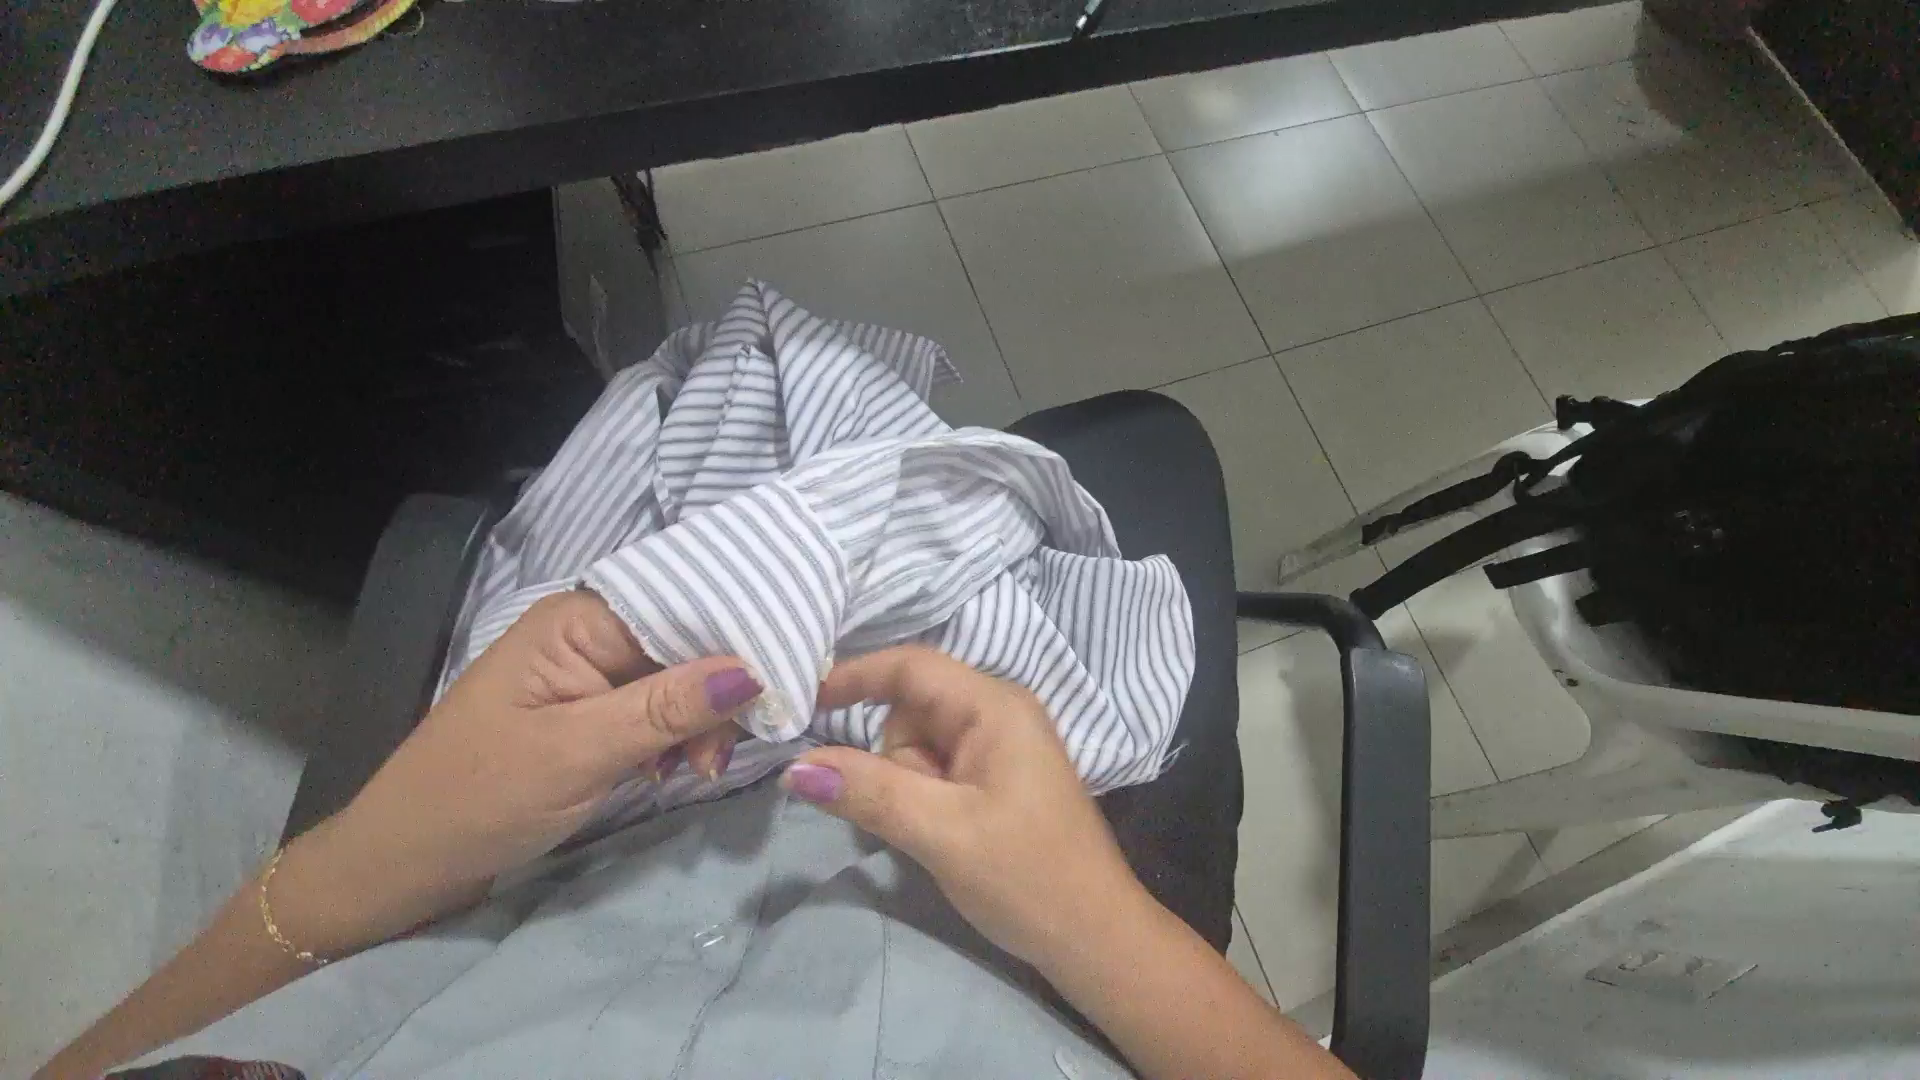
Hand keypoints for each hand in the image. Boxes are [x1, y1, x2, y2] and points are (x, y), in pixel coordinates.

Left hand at [283, 589, 762, 953]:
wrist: (404, 865)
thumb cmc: (477, 799)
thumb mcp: (577, 754)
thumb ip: (667, 708)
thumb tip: (753, 671)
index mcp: (578, 620)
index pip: (681, 607)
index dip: (734, 637)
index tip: (781, 680)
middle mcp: (593, 632)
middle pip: (689, 641)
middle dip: (720, 692)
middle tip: (724, 752)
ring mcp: (597, 671)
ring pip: (684, 677)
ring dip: (703, 722)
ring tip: (698, 768)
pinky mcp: (601, 708)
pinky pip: (666, 706)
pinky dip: (683, 737)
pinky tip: (679, 767)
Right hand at [780, 645, 1146, 967]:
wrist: (1095, 938)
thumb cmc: (1027, 877)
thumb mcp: (941, 833)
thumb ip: (869, 792)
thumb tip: (795, 767)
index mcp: (995, 705)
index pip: (911, 666)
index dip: (854, 676)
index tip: (803, 704)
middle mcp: (999, 710)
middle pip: (910, 709)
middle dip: (893, 759)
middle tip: (918, 814)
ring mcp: (1000, 743)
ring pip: (917, 743)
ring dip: (907, 784)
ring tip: (939, 831)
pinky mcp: (997, 774)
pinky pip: (937, 767)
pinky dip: (922, 795)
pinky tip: (944, 833)